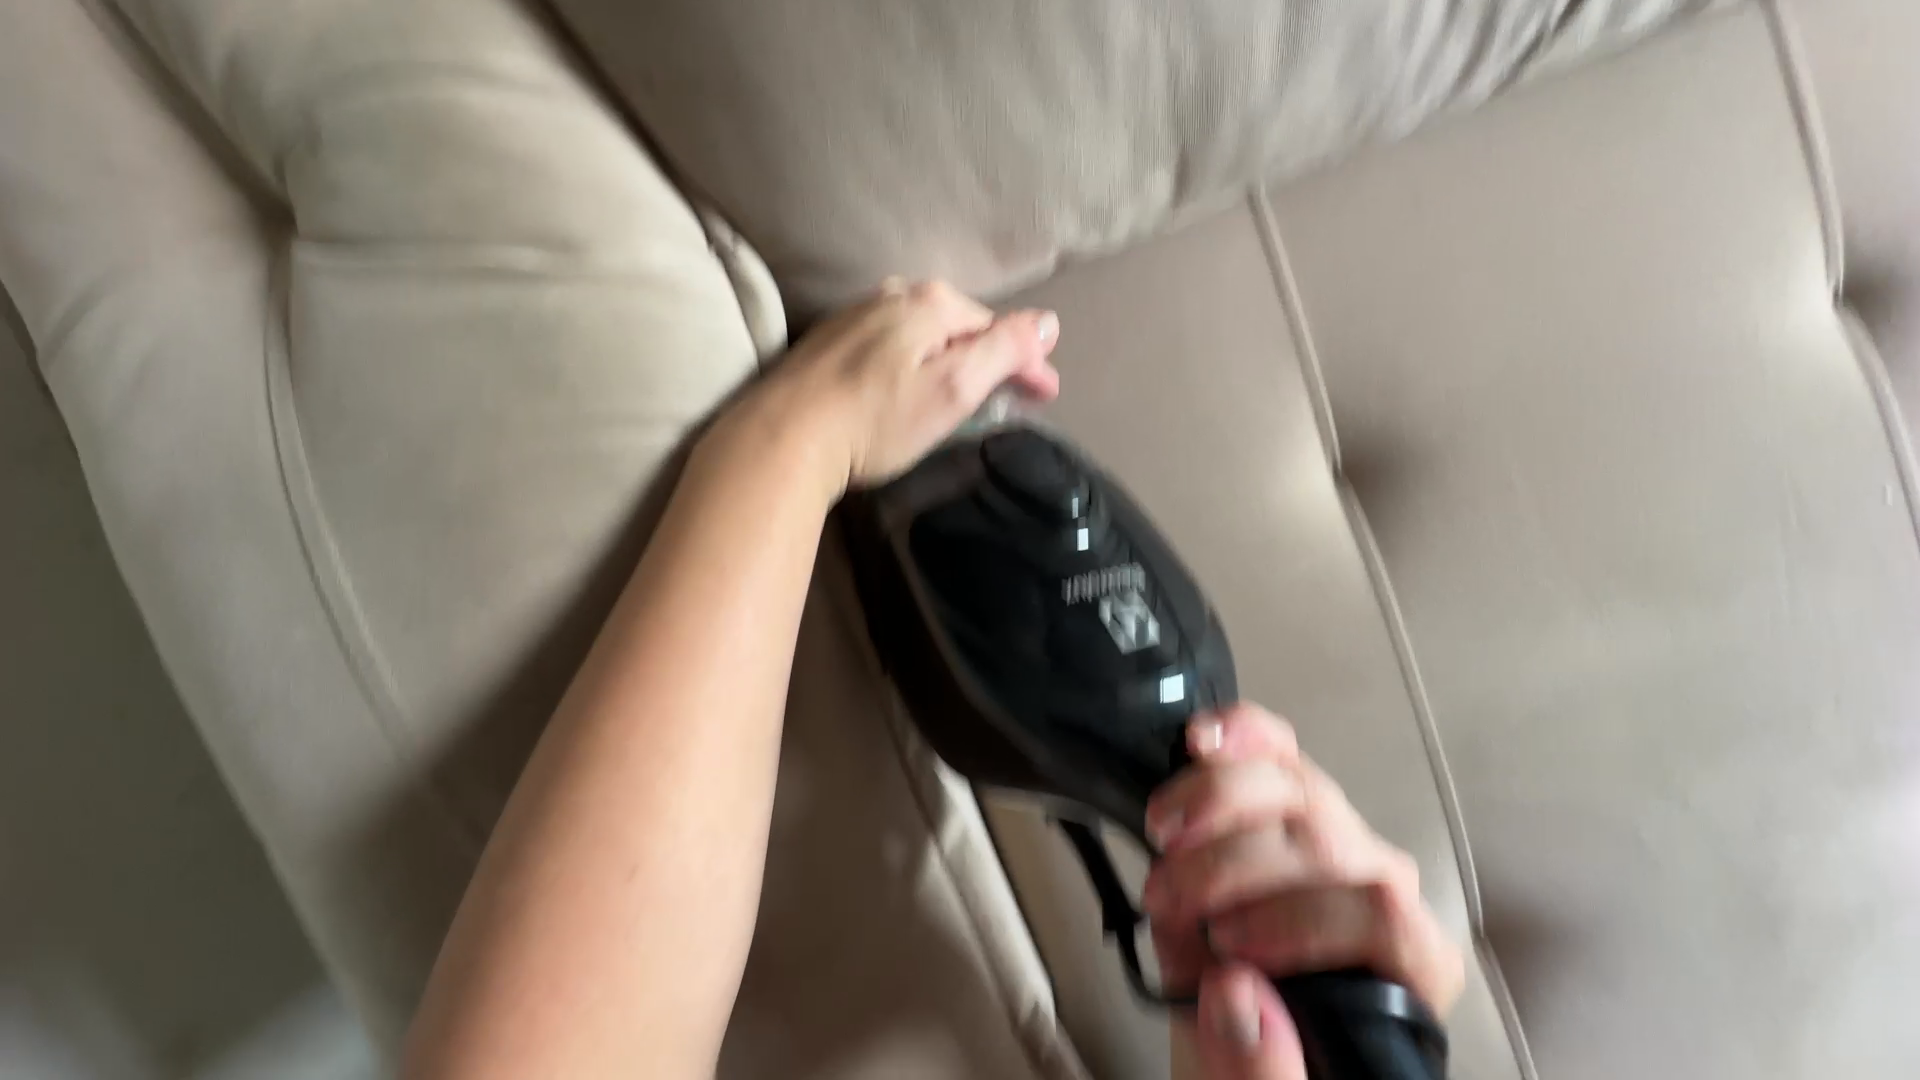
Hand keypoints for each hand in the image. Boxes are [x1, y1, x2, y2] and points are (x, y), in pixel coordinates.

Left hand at [738, 279, 1060, 496]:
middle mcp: (895, 294)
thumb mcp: (953, 388)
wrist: (783, 438)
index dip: (1029, 362)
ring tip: (969, 388)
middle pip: (963, 325)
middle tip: (1014, 396)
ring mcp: (857, 313)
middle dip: (994, 356)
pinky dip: (917, 360)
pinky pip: (894, 342)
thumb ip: (1004, 350)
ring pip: (926, 332)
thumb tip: (1047, 320)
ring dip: (955, 356)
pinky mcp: (831, 339)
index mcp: (931, 303)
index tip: (1047, 395)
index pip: (999, 328)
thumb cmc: (877, 420)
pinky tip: (914, 381)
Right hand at [1143, 703, 1464, 1078]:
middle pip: (1326, 835)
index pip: (1385, 916)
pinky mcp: (1280, 799)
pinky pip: (1274, 748)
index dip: (1303, 921)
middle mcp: (1377, 884)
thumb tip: (1237, 993)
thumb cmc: (1267, 1060)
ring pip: (1296, 778)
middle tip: (1165, 901)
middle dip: (1231, 863)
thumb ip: (1261, 1077)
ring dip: (1215, 799)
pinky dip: (1237, 734)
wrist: (1239, 1027)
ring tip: (1163, 836)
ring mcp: (1330, 831)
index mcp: (1405, 966)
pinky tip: (1200, 739)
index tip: (1228, 951)